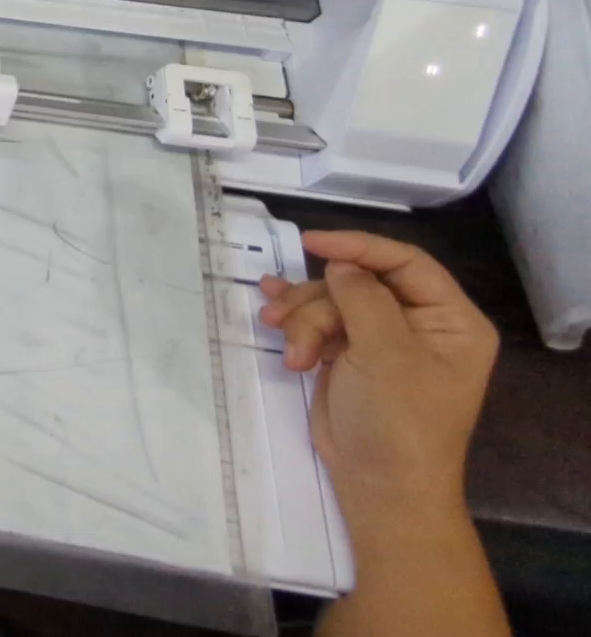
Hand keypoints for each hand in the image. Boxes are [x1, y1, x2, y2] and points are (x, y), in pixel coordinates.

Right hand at [258, 231, 497, 523]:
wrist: (378, 478)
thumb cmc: (398, 419)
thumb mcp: (386, 355)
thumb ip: (365, 300)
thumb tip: (340, 264)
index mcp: (450, 322)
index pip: (406, 264)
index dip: (359, 247)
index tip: (310, 243)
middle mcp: (419, 324)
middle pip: (355, 283)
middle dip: (317, 304)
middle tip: (291, 331)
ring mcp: (381, 338)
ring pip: (327, 301)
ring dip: (301, 320)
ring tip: (291, 352)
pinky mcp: (348, 351)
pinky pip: (315, 318)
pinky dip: (293, 318)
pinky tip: (270, 313)